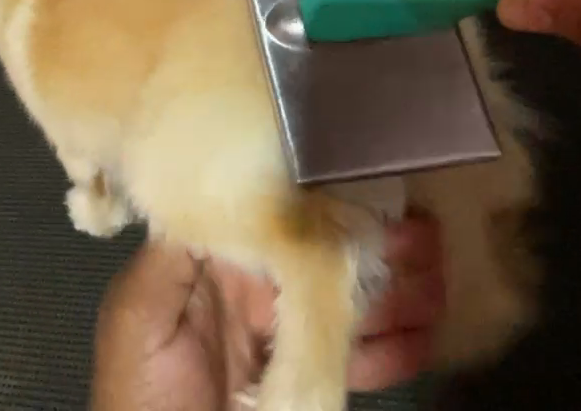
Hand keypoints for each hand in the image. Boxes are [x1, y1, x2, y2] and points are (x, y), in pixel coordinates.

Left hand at [89, 216, 442, 410]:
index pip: (274, 223)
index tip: (367, 189)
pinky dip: (394, 351)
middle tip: (428, 238)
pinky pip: (354, 362)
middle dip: (373, 248)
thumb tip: (213, 192)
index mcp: (213, 267)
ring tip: (440, 279)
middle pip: (323, 262)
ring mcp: (282, 341)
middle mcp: (251, 294)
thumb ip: (174, 256)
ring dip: (396, 294)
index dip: (321, 206)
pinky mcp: (305, 387)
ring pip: (348, 308)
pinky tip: (428, 336)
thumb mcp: (141, 312)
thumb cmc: (140, 391)